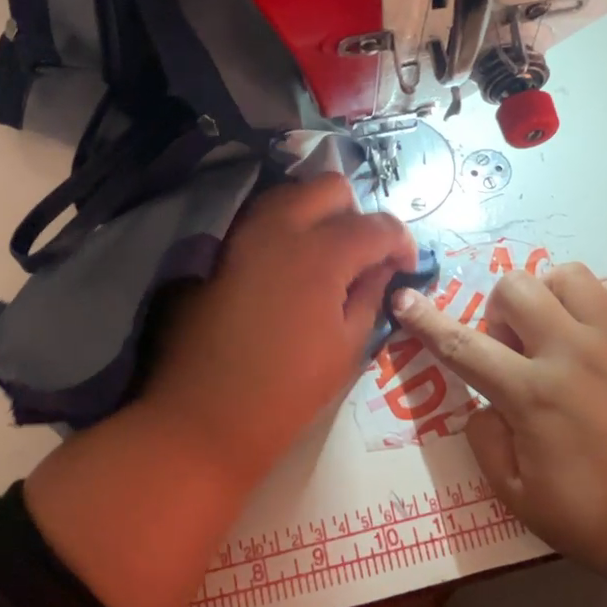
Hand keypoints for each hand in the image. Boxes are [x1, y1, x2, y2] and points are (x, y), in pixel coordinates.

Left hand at [25, 173, 413, 606]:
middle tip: (362, 257)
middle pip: (329, 187)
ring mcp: (239, 235)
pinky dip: (280, 230)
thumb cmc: (285, 394)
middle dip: (355, 215)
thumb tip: (382, 267)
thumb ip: (370, 294)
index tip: (405, 267)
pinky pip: (256, 220)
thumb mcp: (346, 348)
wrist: (201, 419)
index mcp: (322, 254)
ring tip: (323, 260)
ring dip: (315, 216)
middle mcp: (279, 228)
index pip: (377, 224)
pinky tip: (285, 270)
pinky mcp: (213, 250)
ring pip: (288, 195)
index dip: (401, 242)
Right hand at [393, 264, 606, 606]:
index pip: (463, 346)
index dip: (426, 321)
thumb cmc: (600, 523)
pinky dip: (602, 299)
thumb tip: (485, 404)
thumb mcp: (520, 500)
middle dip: (497, 311)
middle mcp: (571, 351)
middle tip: (511, 352)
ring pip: (569, 274)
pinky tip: (598, 330)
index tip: (404, 299)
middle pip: (516, 287)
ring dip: (548, 295)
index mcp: (532, 394)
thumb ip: (487, 442)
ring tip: (553, 332)